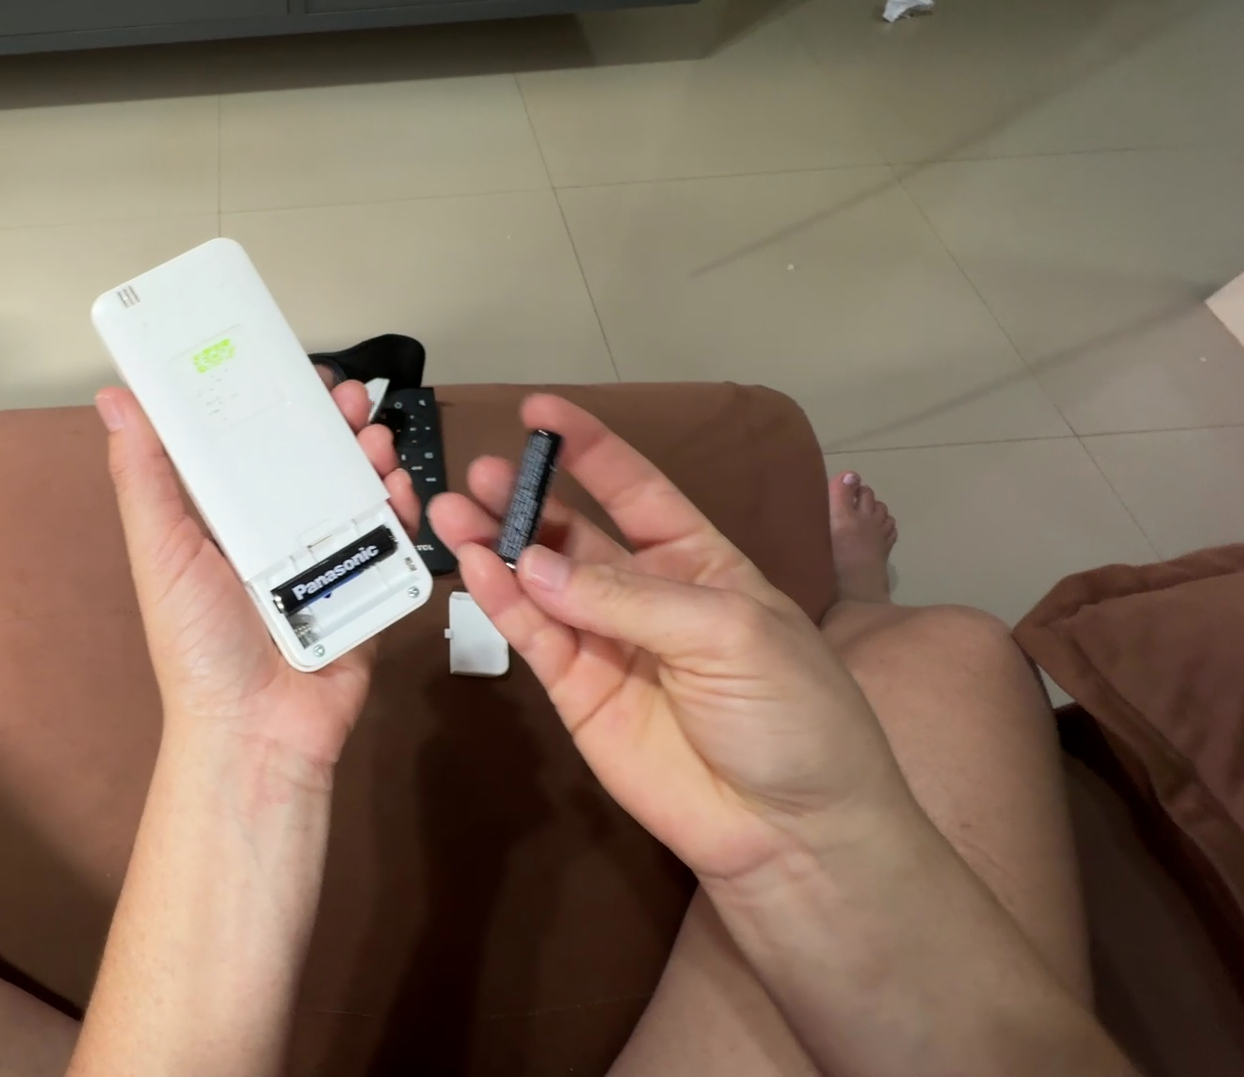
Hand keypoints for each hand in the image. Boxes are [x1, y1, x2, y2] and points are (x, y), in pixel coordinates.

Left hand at [97, 381, 420, 781]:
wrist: (259, 731)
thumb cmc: (200, 645)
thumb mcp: (163, 553)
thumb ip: (145, 478)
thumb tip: (115, 398)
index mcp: (224, 521)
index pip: (246, 447)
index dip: (265, 403)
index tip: (284, 369)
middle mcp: (274, 534)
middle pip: (307, 462)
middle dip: (329, 423)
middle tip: (345, 396)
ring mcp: (323, 559)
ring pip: (353, 491)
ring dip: (368, 455)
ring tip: (374, 436)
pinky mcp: (363, 587)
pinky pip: (387, 538)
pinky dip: (399, 508)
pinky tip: (398, 486)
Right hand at [427, 394, 918, 884]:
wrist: (787, 830)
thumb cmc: (791, 713)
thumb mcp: (729, 633)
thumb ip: (626, 597)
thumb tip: (533, 564)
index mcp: (699, 561)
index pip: (635, 489)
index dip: (589, 449)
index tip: (539, 412)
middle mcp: (643, 593)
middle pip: (572, 533)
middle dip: (525, 499)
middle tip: (477, 472)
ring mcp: (602, 640)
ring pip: (539, 581)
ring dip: (496, 545)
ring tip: (452, 512)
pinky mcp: (573, 687)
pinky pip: (532, 635)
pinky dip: (502, 602)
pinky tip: (474, 568)